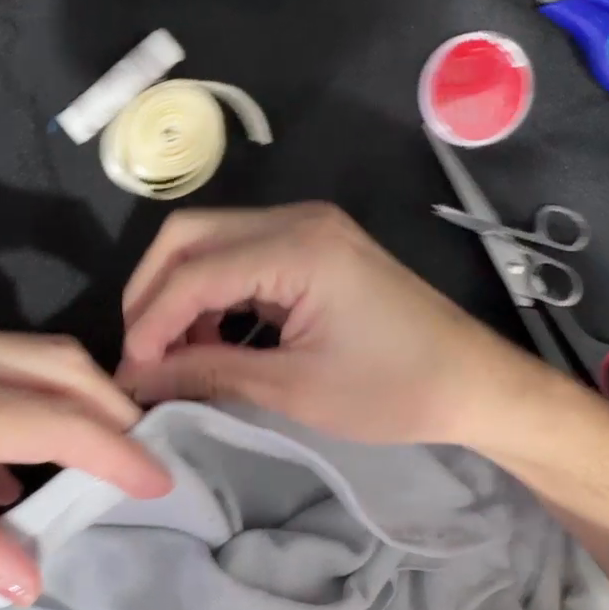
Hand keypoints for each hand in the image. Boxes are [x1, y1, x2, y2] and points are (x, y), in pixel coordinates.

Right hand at [116, 203, 551, 444]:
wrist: (477, 384)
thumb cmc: (395, 391)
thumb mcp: (293, 389)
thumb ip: (207, 374)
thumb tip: (137, 381)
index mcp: (298, 248)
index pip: (194, 273)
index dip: (150, 323)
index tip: (131, 374)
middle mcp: (295, 218)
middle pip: (188, 234)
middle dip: (151, 292)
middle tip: (141, 352)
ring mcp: (304, 224)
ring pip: (207, 239)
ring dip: (178, 291)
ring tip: (173, 352)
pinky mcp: (310, 242)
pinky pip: (236, 253)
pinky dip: (210, 290)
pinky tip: (211, 335)